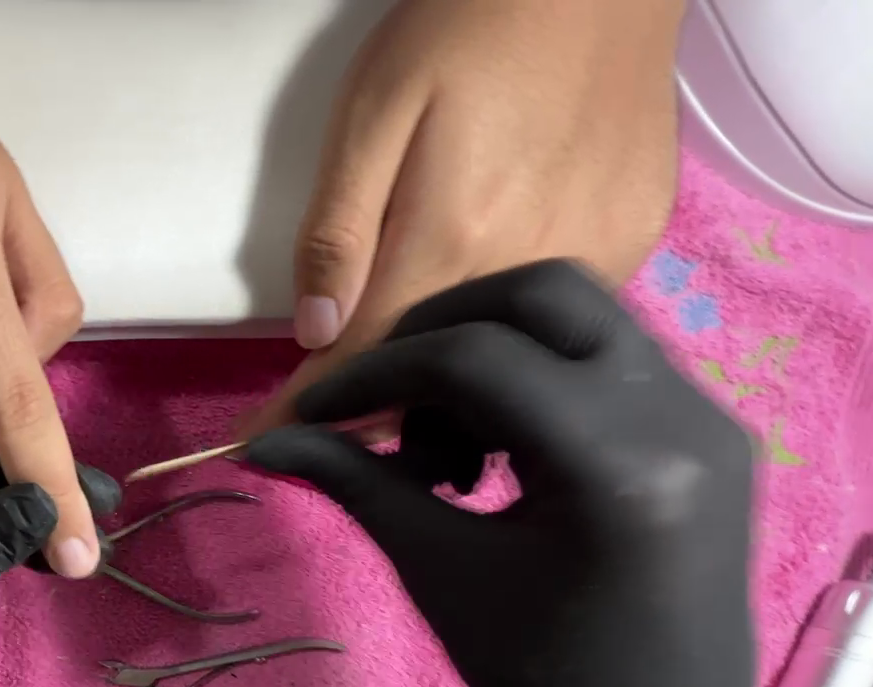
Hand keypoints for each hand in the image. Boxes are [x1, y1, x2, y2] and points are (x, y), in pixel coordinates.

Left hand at [242, 0, 683, 436]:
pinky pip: (538, 326)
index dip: (300, 411)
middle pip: (422, 380)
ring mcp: (591, 258)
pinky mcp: (631, 240)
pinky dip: (486, 348)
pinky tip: (456, 338)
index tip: (255, 446)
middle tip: (310, 417)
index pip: (357, 363)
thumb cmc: (461, 33)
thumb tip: (315, 333)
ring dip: (419, 390)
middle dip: (355, 411)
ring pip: (485, 367)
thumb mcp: (367, 125)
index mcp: (450, 242)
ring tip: (373, 388)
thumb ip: (337, 236)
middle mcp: (526, 268)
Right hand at [247, 261, 771, 686]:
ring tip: (435, 445)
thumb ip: (351, 482)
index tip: (312, 411)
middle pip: (539, 294)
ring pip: (572, 317)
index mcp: (614, 462)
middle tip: (375, 394)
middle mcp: (678, 412)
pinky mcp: (698, 428)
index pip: (471, 358)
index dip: (372, 373)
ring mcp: (701, 413)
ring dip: (477, 355)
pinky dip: (519, 380)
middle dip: (431, 331)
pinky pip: (596, 359)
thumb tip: (260, 444)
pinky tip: (485, 451)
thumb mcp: (431, 567)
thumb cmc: (531, 668)